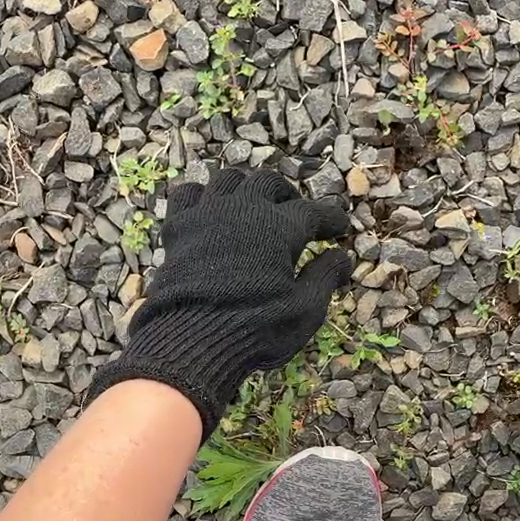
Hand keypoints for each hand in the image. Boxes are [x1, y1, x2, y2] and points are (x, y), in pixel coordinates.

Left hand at [89, 167, 351, 441]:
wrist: (192, 340)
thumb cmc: (256, 328)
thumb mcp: (305, 310)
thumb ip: (325, 277)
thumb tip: (342, 256)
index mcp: (280, 228)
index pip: (313, 212)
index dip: (330, 218)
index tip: (340, 227)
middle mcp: (244, 210)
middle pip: (269, 183)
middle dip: (287, 195)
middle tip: (295, 214)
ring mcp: (207, 214)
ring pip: (228, 180)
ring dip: (246, 189)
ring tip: (253, 206)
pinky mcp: (177, 228)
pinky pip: (186, 195)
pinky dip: (201, 197)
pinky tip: (207, 210)